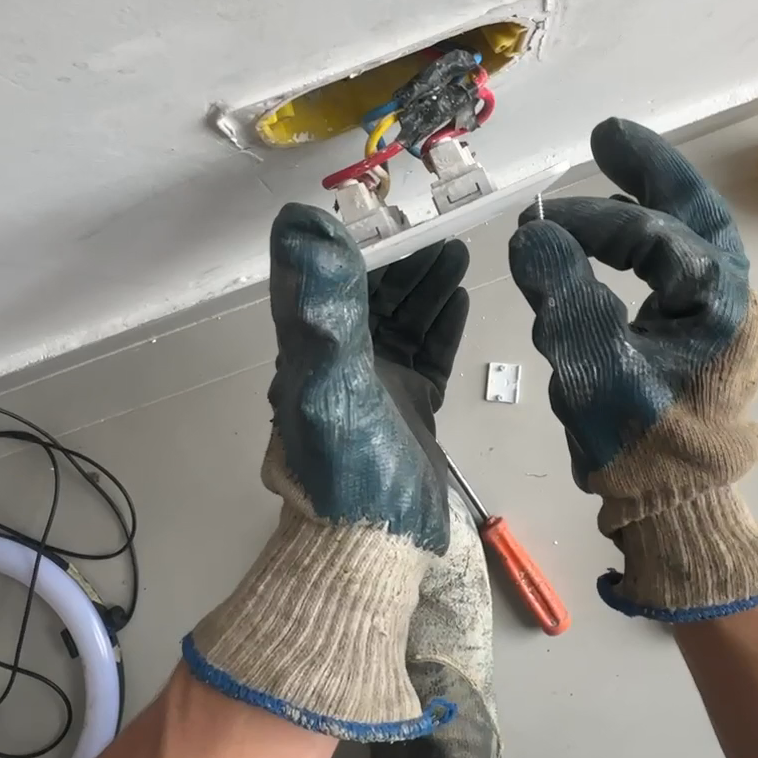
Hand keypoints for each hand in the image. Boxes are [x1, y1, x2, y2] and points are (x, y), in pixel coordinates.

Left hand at [185, 205, 458, 739]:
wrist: (374, 548)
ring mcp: (379, 386)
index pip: (336, 279)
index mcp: (313, 350)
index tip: (392, 208)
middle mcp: (342, 362)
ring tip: (457, 252)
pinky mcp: (412, 408)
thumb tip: (297, 220)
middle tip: (441, 227)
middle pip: (375, 295)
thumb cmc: (349, 467)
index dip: (362, 242)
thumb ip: (320, 305)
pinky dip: (442, 325)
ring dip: (428, 286)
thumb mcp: (330, 383)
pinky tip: (460, 299)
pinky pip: (428, 355)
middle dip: (406, 260)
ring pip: (404, 322)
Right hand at [509, 118, 757, 620]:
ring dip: (647, 208)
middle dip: (650, 174)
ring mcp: (721, 319)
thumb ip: (564, 297)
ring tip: (608, 179)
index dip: (592, 221)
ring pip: (688, 242)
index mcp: (719, 305)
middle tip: (609, 137)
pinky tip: (610, 245)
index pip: (654, 237)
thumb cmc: (641, 449)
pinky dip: (643, 249)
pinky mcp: (701, 336)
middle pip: (695, 216)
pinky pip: (675, 273)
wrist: (674, 510)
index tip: (537, 224)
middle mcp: (732, 302)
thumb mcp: (592, 372)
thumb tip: (533, 235)